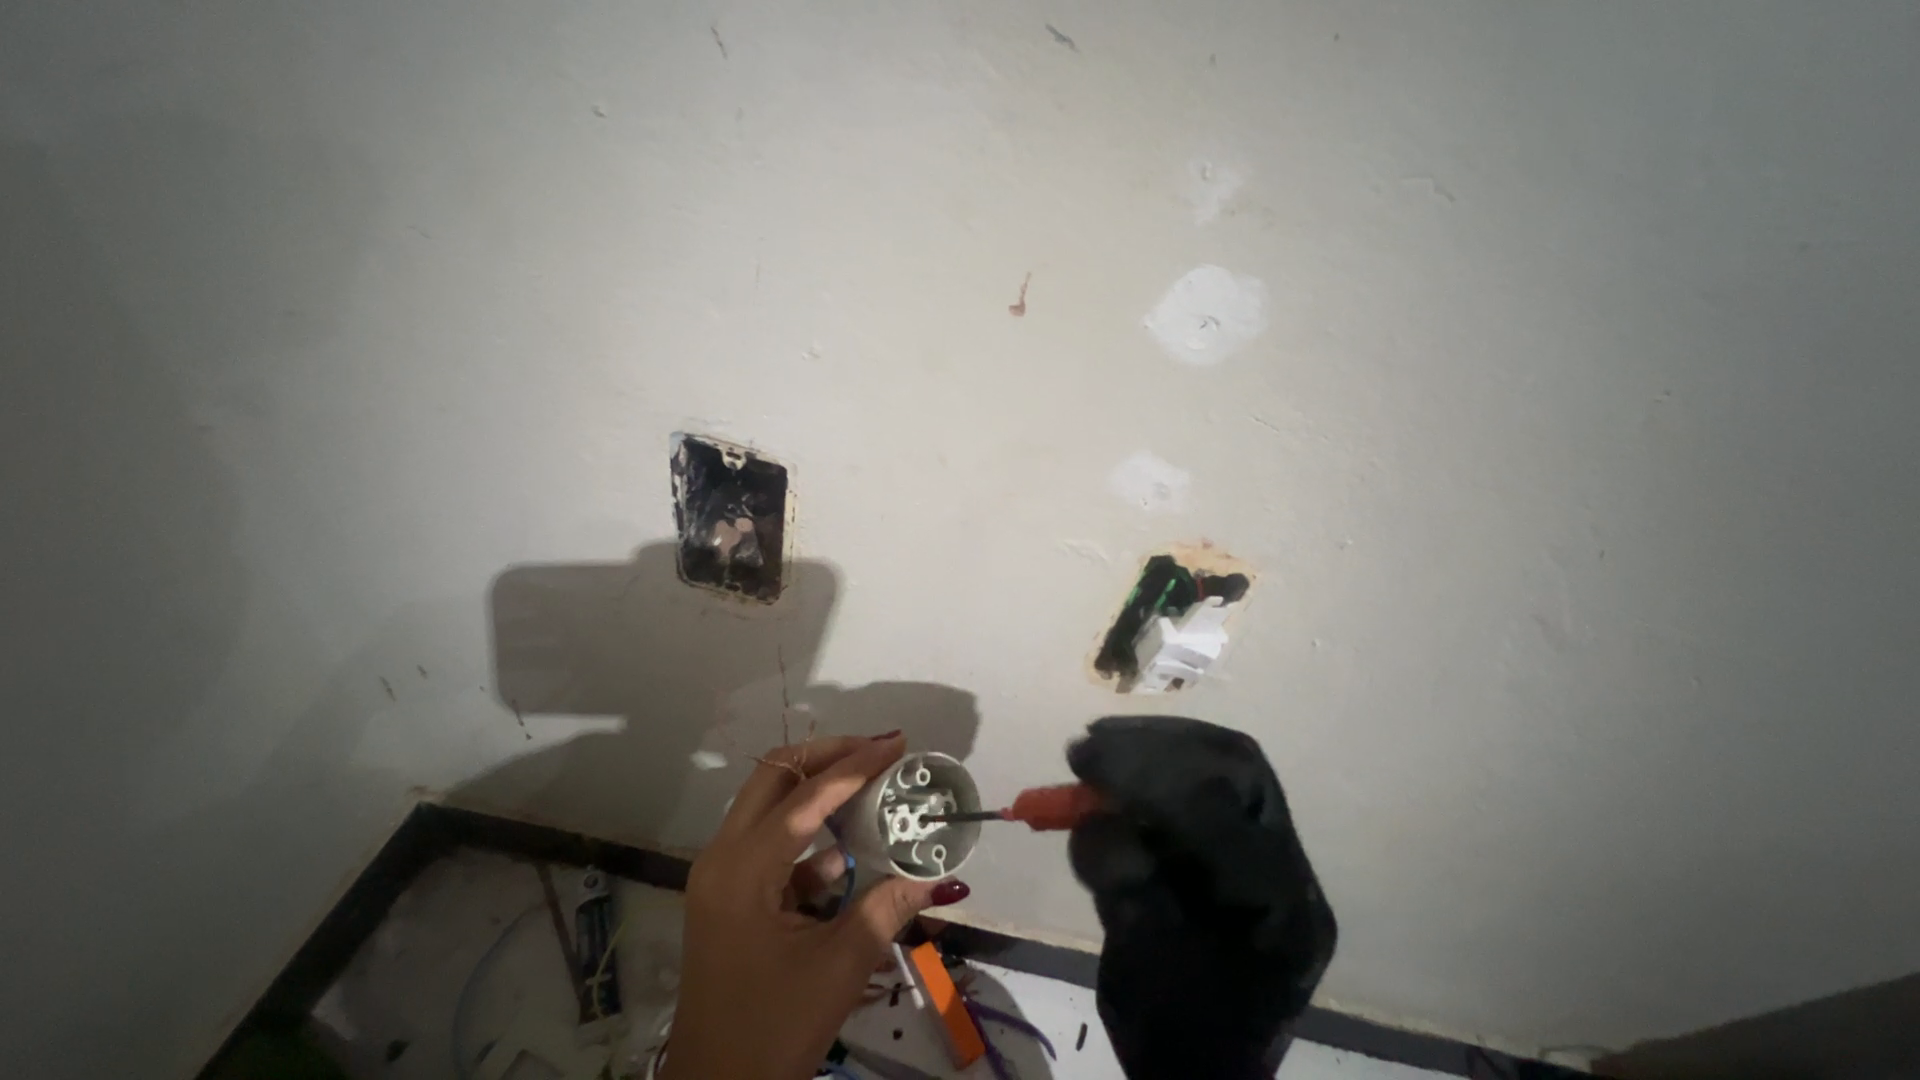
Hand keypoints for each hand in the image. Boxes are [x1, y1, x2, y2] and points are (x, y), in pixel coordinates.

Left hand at [661, 733, 969, 1079]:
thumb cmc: (773, 1028)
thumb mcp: (839, 966)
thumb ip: (888, 908)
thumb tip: (937, 874)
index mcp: (742, 870)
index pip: (804, 798)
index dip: (855, 766)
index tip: (897, 743)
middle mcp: (722, 857)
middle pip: (774, 779)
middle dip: (827, 756)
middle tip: (878, 751)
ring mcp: (720, 875)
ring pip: (768, 805)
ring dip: (817, 789)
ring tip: (871, 785)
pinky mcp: (728, 895)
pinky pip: (770, 843)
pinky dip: (808, 835)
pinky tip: (847, 852)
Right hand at [1068, 716, 1337, 1079]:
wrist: (1205, 1074)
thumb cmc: (1174, 1035)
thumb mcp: (1139, 968)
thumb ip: (1122, 888)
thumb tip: (1093, 819)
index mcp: (1277, 910)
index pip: (1223, 814)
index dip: (1150, 777)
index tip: (1083, 761)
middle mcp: (1286, 873)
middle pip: (1238, 770)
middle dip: (1157, 747)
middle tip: (1089, 746)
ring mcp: (1273, 860)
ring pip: (1229, 769)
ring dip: (1155, 750)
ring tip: (1094, 754)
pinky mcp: (1248, 851)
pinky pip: (1211, 789)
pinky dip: (1156, 771)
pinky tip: (1113, 787)